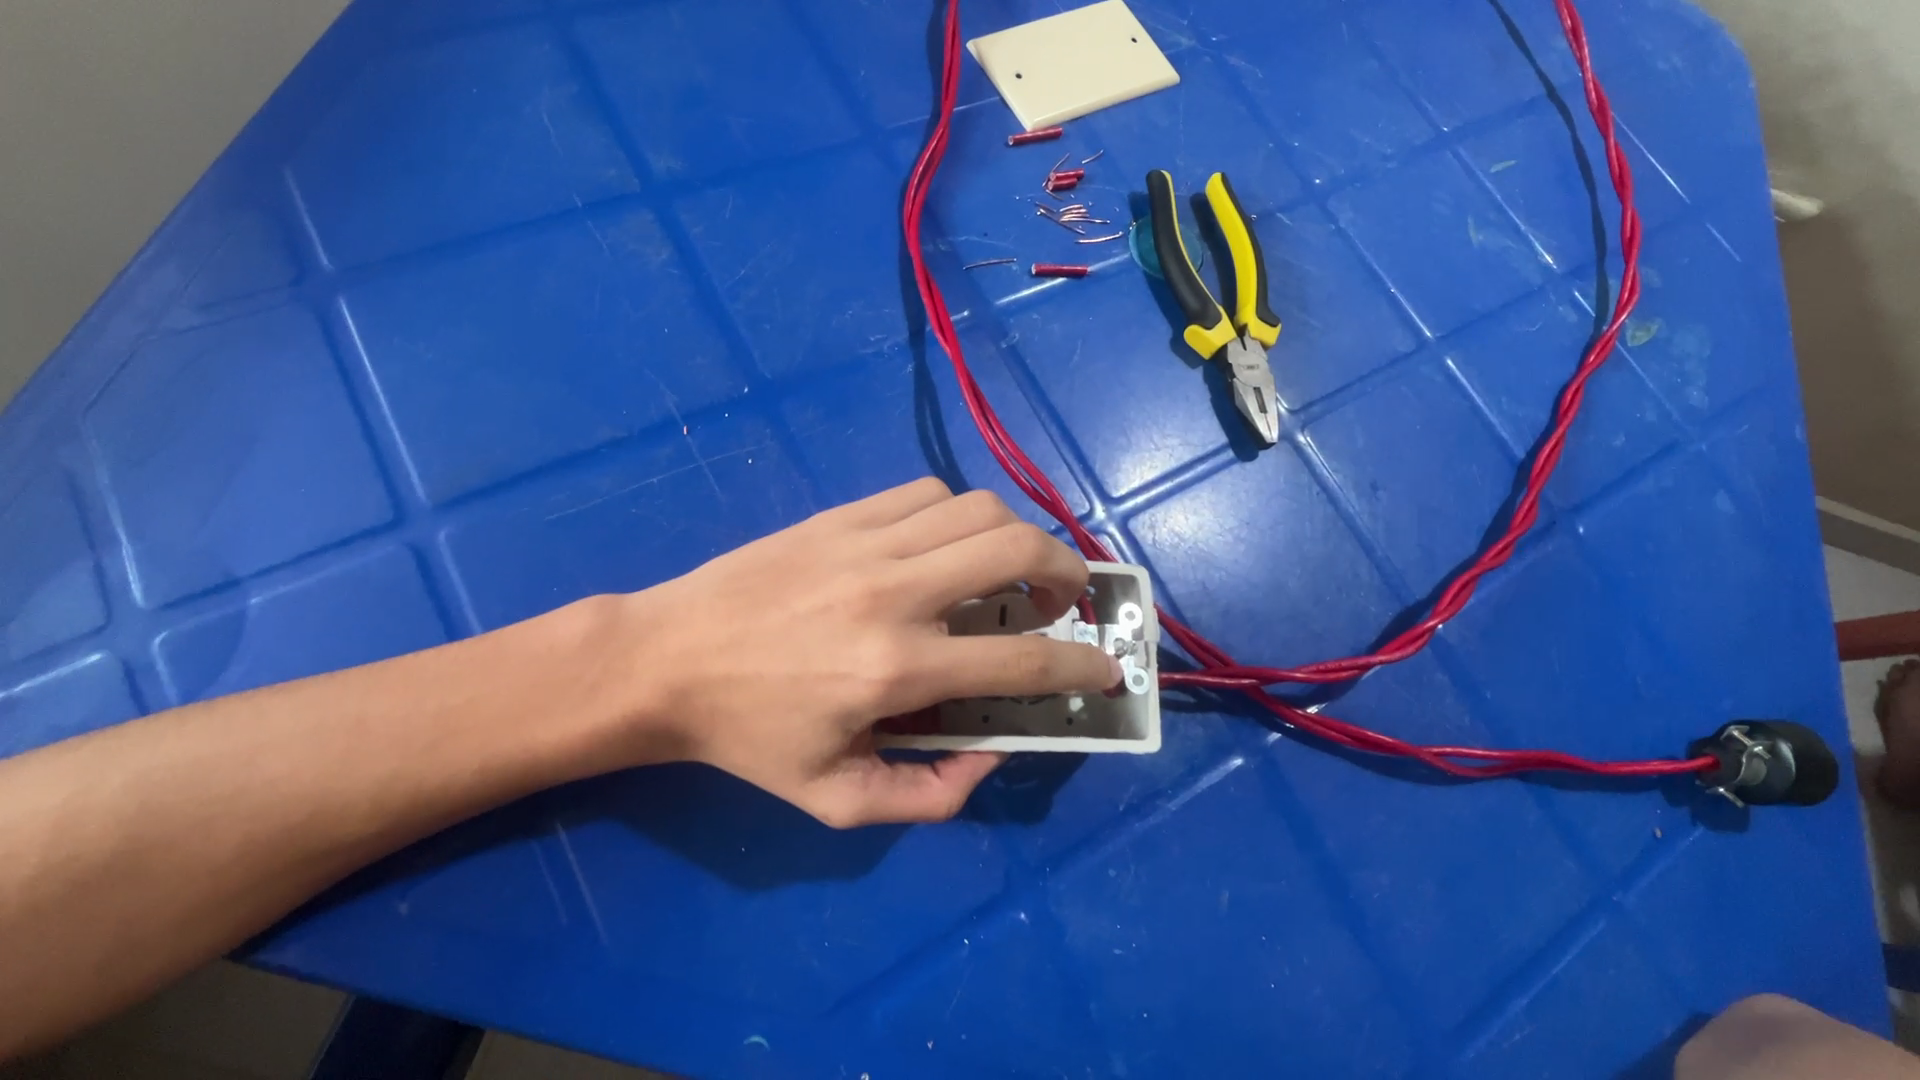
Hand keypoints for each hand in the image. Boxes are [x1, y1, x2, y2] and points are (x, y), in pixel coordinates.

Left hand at [635, 478, 1119, 827]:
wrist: (665, 661)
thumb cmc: (749, 737)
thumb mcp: (835, 800)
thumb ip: (927, 796)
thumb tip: (994, 755)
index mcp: (896, 671)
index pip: (1024, 661)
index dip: (1082, 666)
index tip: (1108, 668)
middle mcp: (893, 595)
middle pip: (1017, 551)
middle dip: (1067, 573)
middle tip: (1066, 601)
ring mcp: (866, 544)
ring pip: (978, 509)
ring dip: (1017, 536)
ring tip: (1013, 567)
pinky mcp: (840, 517)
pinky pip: (925, 494)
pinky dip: (959, 515)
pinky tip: (947, 546)